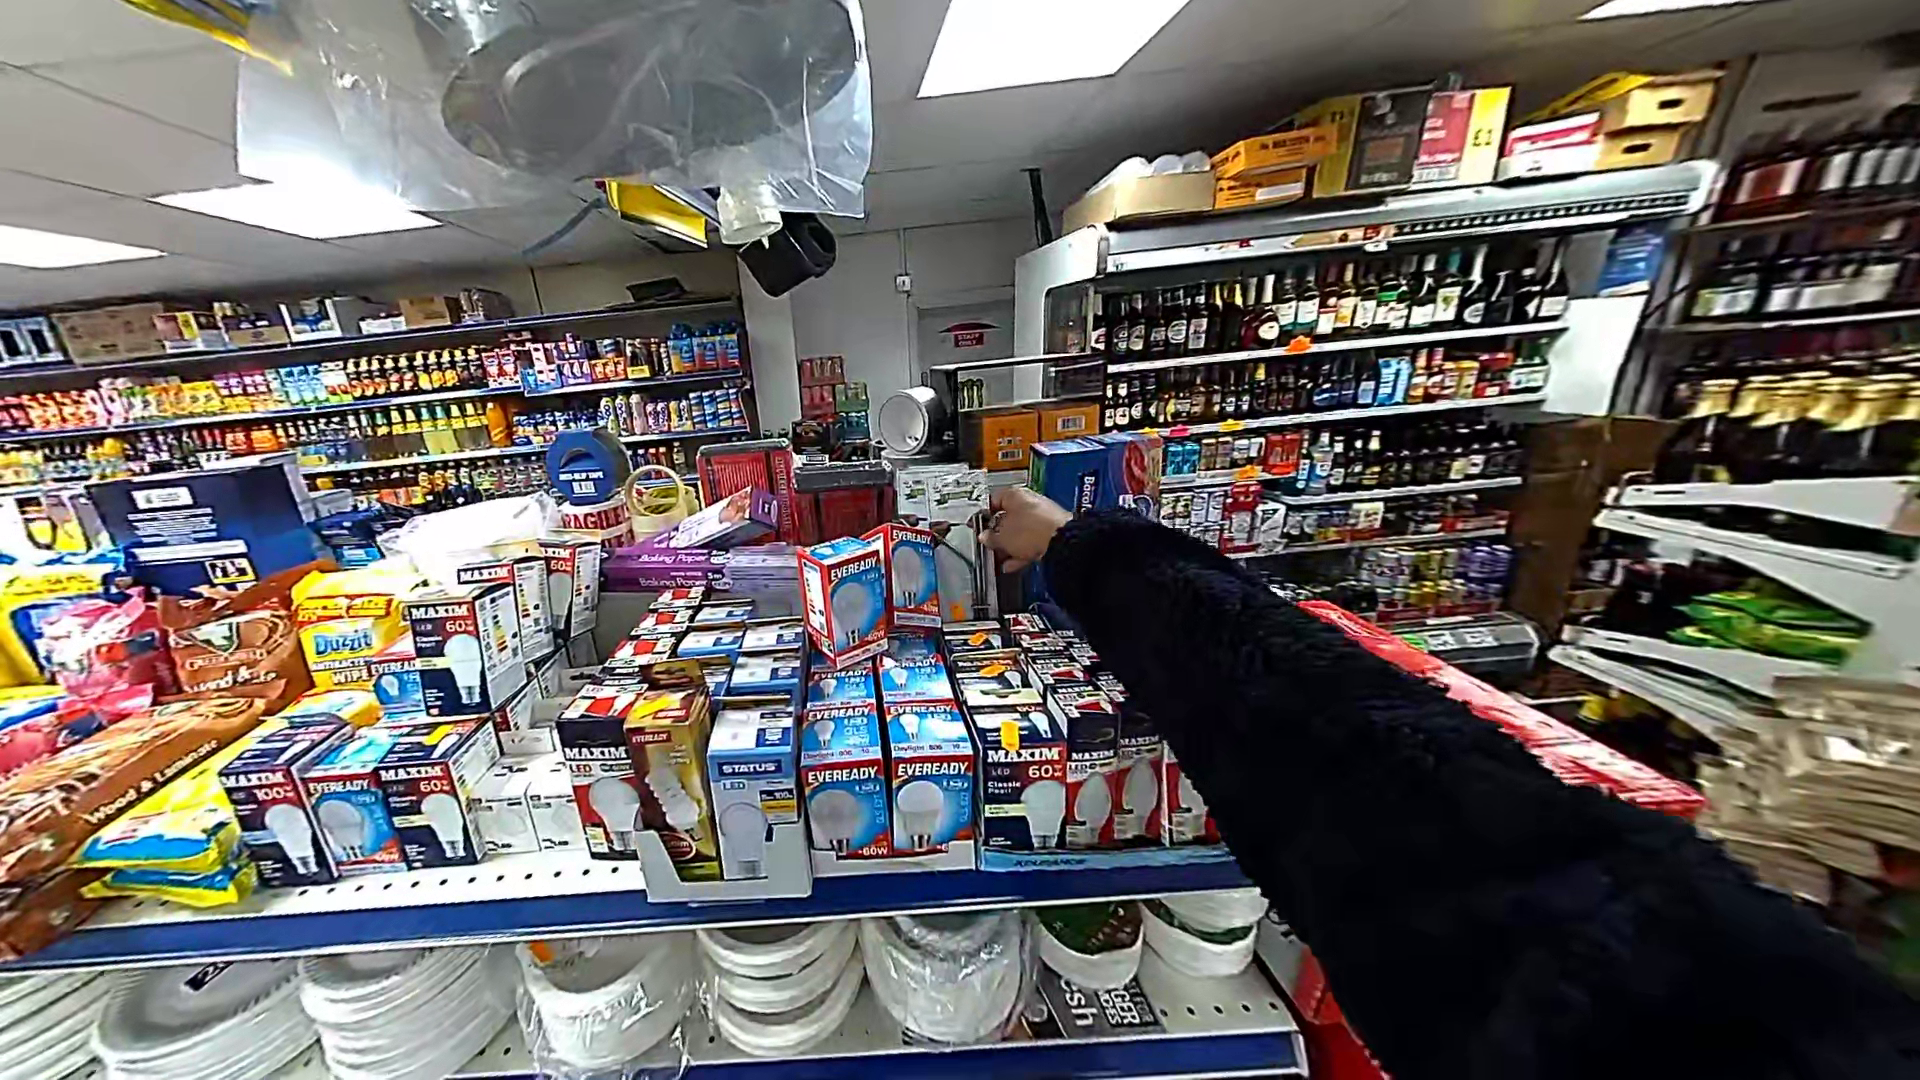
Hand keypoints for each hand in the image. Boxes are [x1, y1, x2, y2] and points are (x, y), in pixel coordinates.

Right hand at [979, 487, 1070, 573]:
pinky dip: (1022, 552)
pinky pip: (1031, 542)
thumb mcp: (1001, 537)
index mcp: (1014, 494)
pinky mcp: (1051, 533)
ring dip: (1009, 546)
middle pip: (1007, 518)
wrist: (1061, 542)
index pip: (992, 501)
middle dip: (997, 534)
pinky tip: (1013, 564)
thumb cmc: (1031, 530)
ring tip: (1001, 558)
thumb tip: (985, 537)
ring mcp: (1042, 517)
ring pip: (1020, 532)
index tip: (978, 526)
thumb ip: (990, 537)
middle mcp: (1029, 502)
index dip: (983, 515)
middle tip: (989, 544)